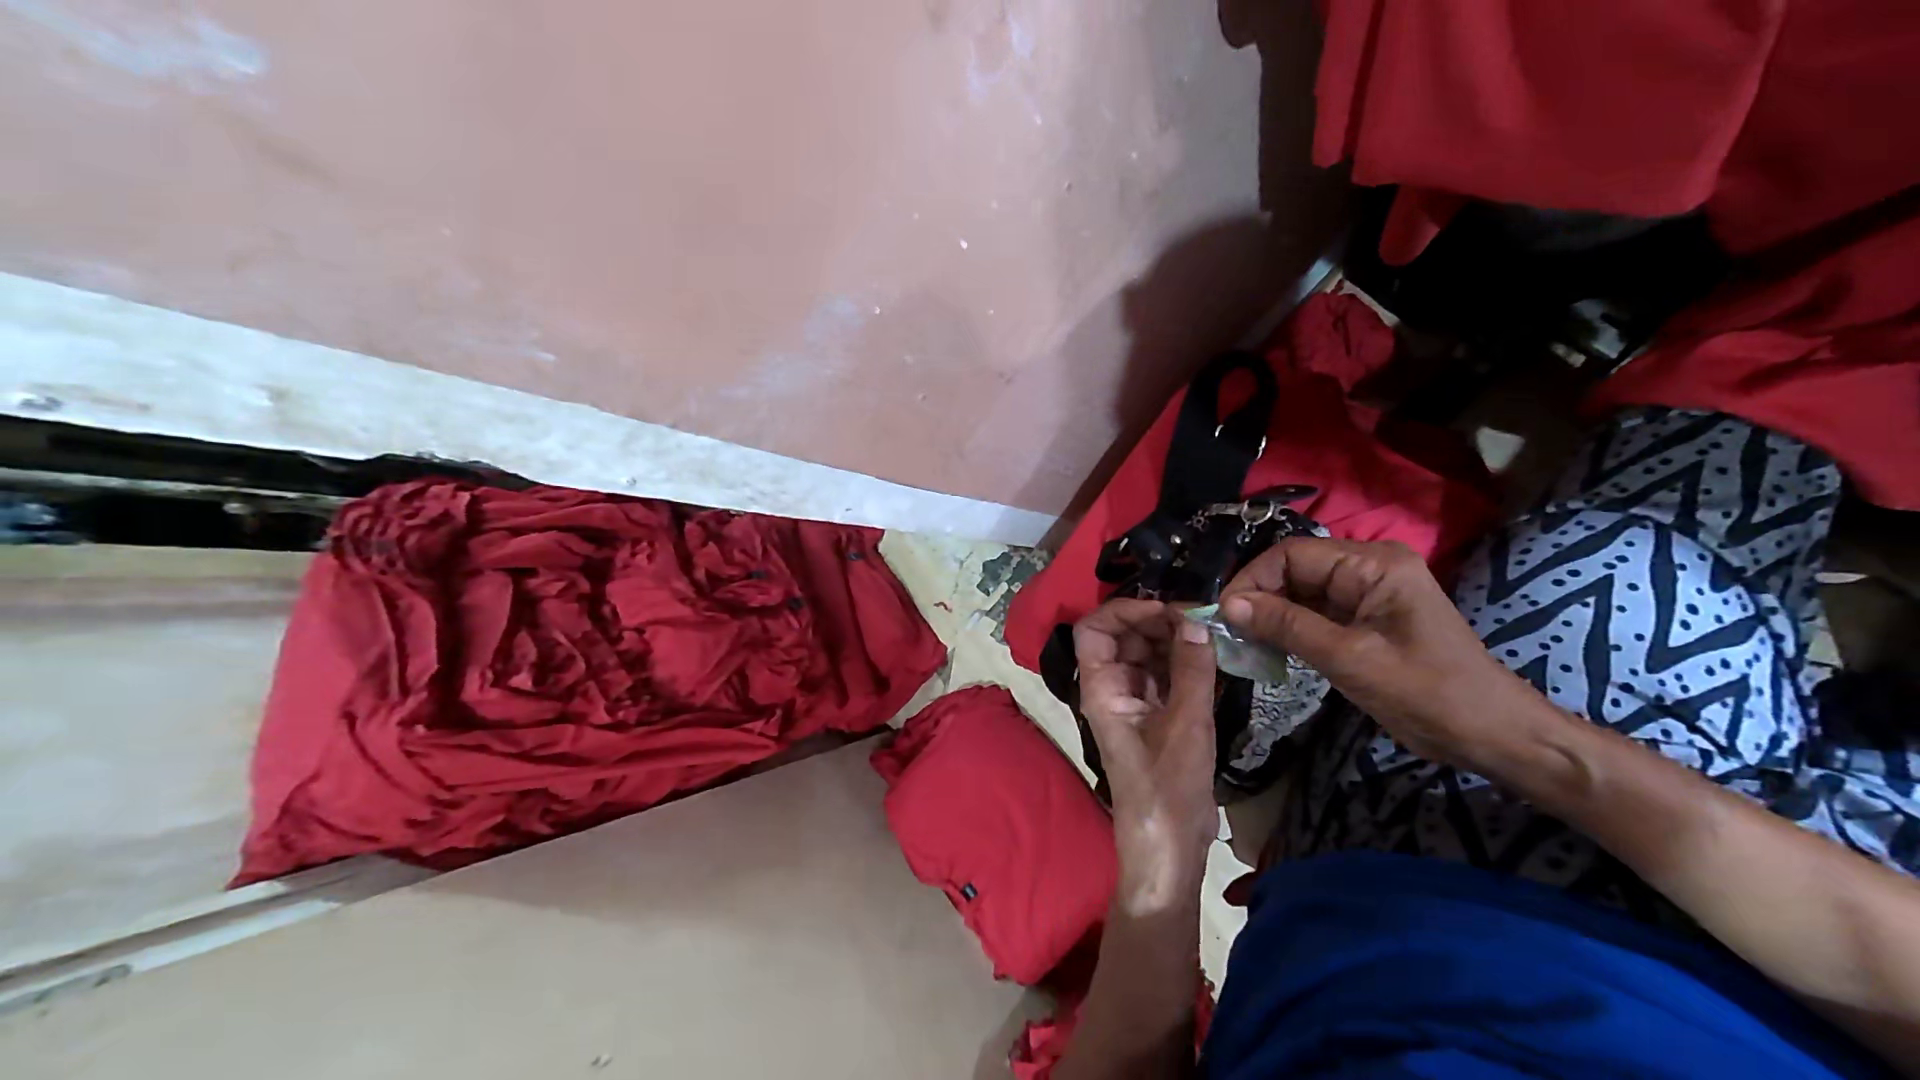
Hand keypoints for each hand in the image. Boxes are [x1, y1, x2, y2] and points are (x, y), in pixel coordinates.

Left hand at [1072, 598, 1218, 912]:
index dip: (1124, 611)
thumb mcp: (1186, 724)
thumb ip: (1191, 669)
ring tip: (1211, 633)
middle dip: (1157, 621)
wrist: (1170, 846)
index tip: (1166, 608)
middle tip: (1200, 619)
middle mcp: (1113, 689)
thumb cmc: (1168, 787)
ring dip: (1174, 640)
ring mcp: (1135, 702)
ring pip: (1147, 655)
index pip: (1095, 630)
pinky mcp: (1158, 716)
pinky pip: (1165, 675)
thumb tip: (1197, 621)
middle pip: (1124, 637)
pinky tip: (1212, 656)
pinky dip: (1184, 662)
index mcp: (1101, 688)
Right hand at [1220, 537, 1553, 772]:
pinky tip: (1266, 648)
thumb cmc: (1426, 692)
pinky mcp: (1363, 618)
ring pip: (1299, 592)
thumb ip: (1287, 626)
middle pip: (1293, 570)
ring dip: (1269, 615)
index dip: (1252, 579)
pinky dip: (1288, 629)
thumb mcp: (1349, 658)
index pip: (1292, 554)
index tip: (1222, 613)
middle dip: (1258, 598)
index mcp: (1374, 564)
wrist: (1489, 734)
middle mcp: (1368, 568)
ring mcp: (1366, 594)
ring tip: (1240, 641)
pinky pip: (1313, 613)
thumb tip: (1228, 605)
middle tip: (1226, 631)